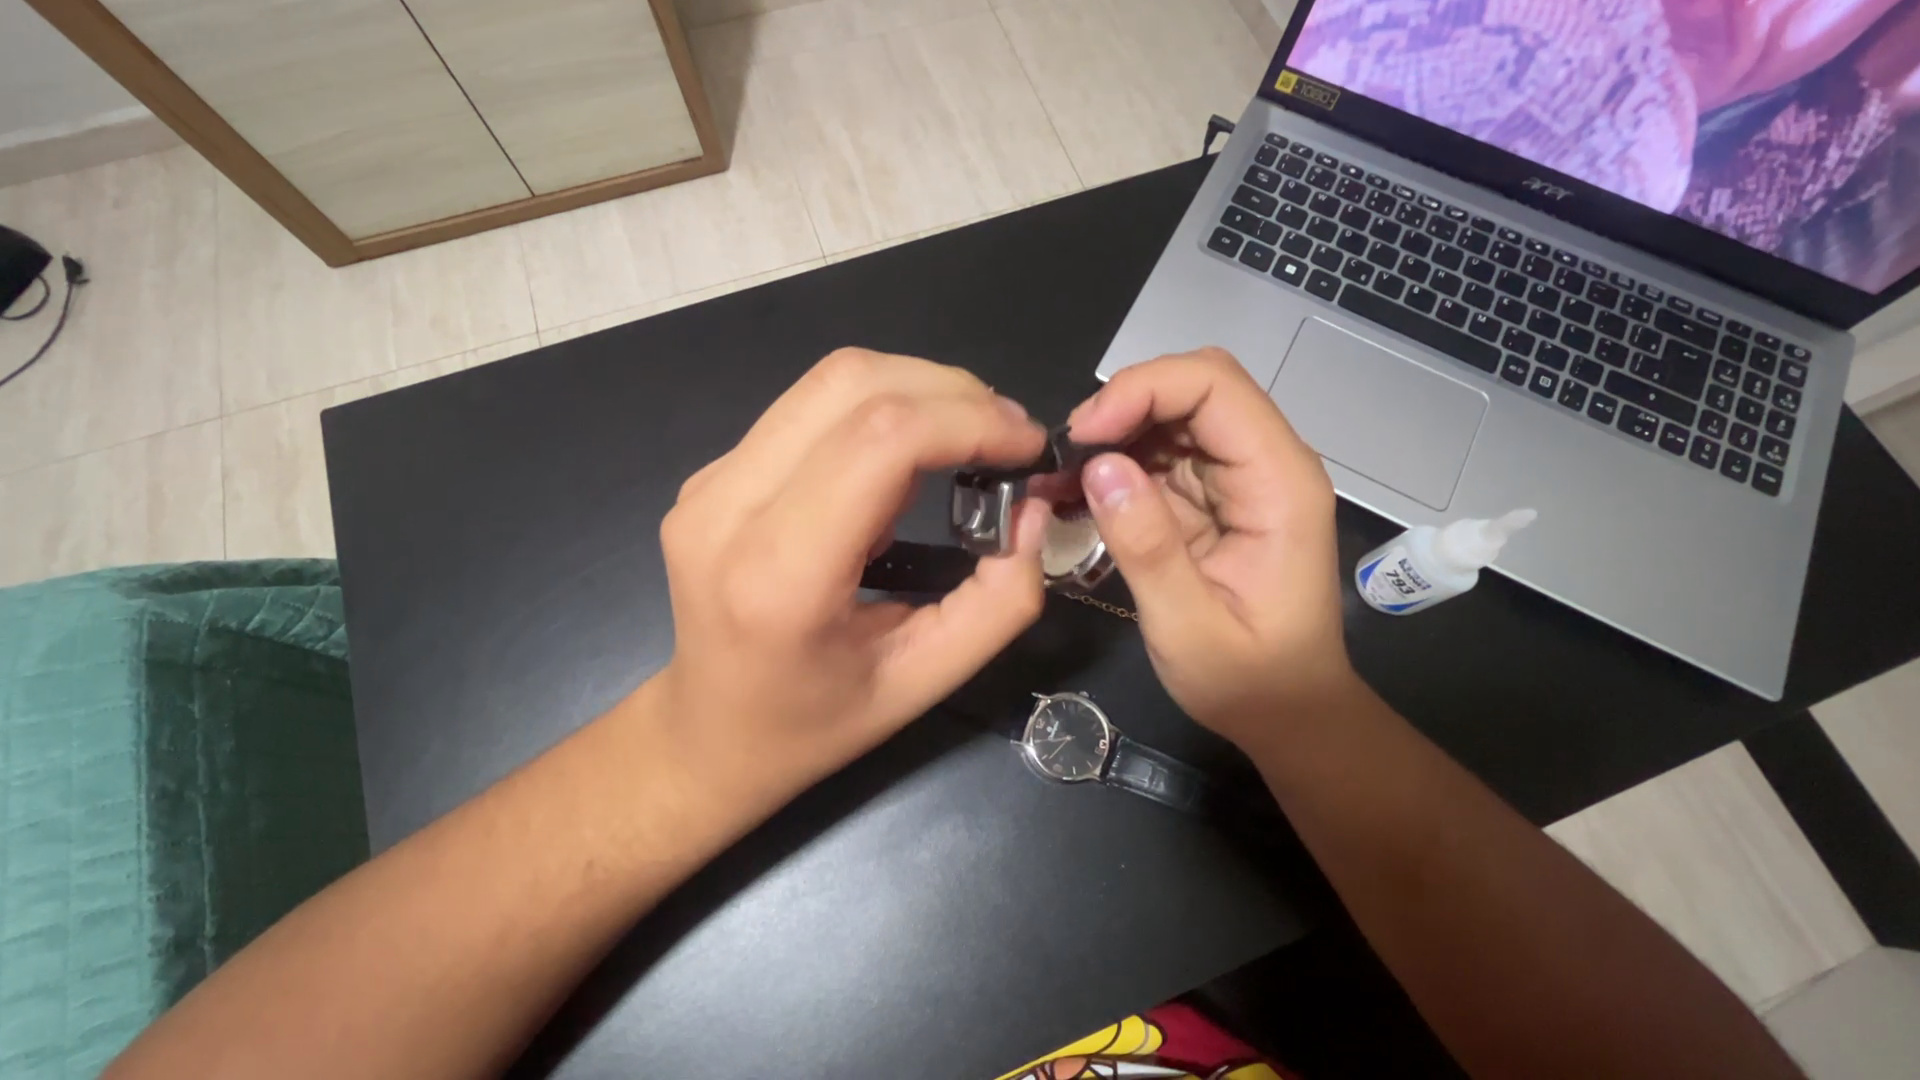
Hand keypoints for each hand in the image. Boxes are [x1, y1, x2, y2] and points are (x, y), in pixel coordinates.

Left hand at [652, 348, 1049, 807]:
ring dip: (917, 392)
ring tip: (965, 444)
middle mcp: (727, 508)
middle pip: (852, 383)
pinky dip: (877, 414)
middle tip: (1007, 437)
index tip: (1027, 446)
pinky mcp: (711, 473)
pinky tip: (901, 465)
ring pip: (829, 380)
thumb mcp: (924, 682)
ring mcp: (710, 482)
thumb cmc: (816, 723)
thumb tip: (1034, 508)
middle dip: (952, 391)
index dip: (969, 419)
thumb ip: (998, 603)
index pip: (881, 439)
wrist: (708, 733)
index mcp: (780, 574)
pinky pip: (809, 408)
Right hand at [1066, 348, 1357, 747]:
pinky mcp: (1213, 497)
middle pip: (1194, 388)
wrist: (1286, 712)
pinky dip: (1118, 464)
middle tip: (1067, 458)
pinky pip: (1162, 455)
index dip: (1142, 390)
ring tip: (1060, 479)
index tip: (1083, 438)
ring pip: (1173, 415)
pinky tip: (1078, 494)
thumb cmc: (1248, 681)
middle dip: (1123, 407)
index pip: (1214, 387)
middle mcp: (1266, 464)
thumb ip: (1147, 546)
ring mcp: (1240, 478)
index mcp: (1279, 484)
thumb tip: (1098, 467)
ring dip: (1114, 434)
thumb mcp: (1188, 628)